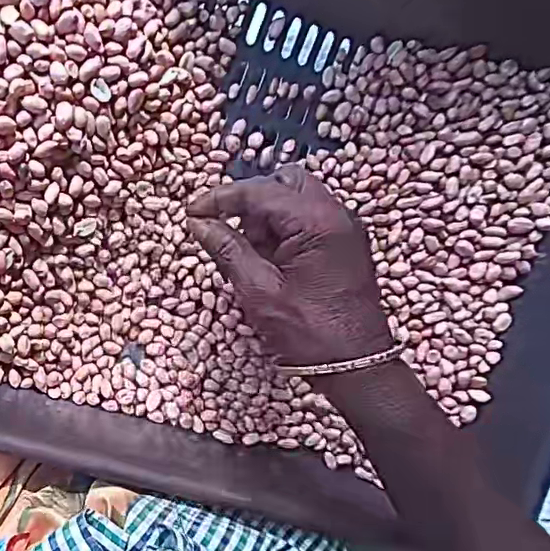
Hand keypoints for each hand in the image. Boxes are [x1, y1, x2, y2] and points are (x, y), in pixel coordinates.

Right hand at [185, 165, 392, 367]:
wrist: (357, 368)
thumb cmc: (309, 334)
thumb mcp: (258, 291)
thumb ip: (227, 250)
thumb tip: (198, 223)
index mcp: (318, 222)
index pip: (260, 191)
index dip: (220, 198)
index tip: (192, 212)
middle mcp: (337, 216)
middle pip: (283, 183)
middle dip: (248, 201)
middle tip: (224, 228)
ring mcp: (344, 229)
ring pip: (296, 198)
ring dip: (265, 216)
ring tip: (247, 253)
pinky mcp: (343, 245)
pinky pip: (307, 220)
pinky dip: (282, 230)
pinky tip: (266, 260)